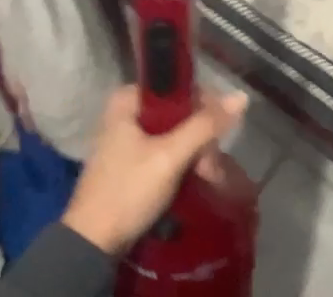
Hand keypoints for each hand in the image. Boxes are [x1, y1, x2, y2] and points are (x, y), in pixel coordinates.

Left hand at [60, 85, 247, 254]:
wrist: (91, 245)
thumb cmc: (128, 191)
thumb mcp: (170, 156)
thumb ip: (205, 126)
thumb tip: (240, 96)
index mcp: (127, 100)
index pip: (178, 88)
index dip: (205, 107)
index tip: (219, 133)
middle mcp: (125, 113)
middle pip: (178, 114)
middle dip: (200, 140)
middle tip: (210, 168)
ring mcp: (126, 140)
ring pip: (173, 135)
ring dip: (194, 155)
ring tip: (207, 178)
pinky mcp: (130, 165)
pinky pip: (164, 154)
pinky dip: (181, 165)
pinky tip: (195, 181)